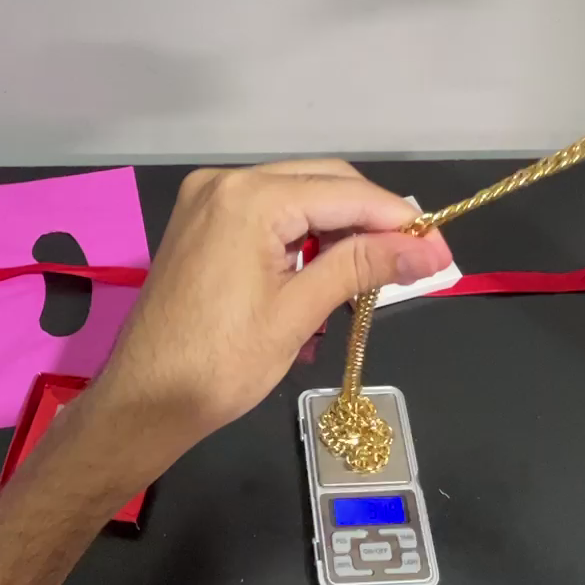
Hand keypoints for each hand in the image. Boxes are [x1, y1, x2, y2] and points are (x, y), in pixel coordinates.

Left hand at [83, 160, 450, 460]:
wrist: (144, 401)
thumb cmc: (220, 365)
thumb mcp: (299, 312)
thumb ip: (363, 266)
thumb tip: (430, 250)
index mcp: (248, 198)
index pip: (346, 193)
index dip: (400, 222)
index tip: (440, 252)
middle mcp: (224, 182)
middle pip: (322, 184)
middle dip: (369, 224)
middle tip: (410, 267)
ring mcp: (206, 202)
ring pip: (295, 199)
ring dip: (335, 233)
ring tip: (365, 281)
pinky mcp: (199, 225)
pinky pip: (265, 218)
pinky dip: (299, 242)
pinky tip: (320, 277)